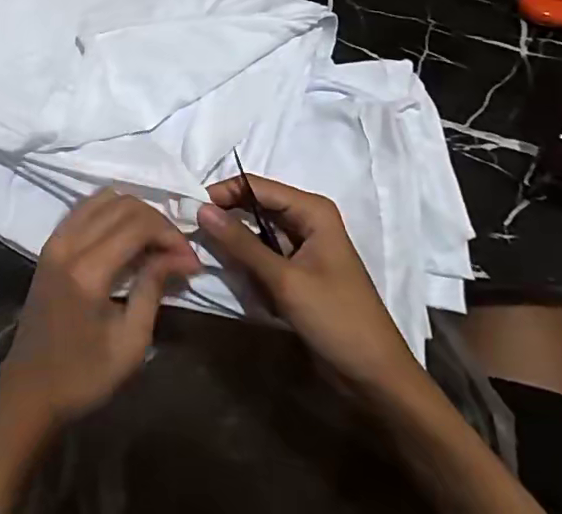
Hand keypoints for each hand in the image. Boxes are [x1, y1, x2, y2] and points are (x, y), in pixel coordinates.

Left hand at [0, 190, 201, 427]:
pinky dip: (112, 211)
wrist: (28, 393)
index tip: (191, 261)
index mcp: (87, 272)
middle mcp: (68, 245)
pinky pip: (86, 208)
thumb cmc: (83, 376)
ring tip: (155, 241)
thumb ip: (153, 288)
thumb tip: (180, 255)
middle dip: (158, 221)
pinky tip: (128, 235)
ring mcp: (55, 241)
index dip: (171, 235)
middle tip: (177, 252)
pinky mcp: (50, 244)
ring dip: (136, 212)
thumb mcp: (130, 342)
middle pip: (123, 205)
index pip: (139, 225)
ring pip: (104, 198)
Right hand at [197, 175, 422, 394]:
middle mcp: (308, 220)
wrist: (374, 374)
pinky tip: (231, 275)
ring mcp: (303, 246)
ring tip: (202, 254)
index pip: (257, 187)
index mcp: (312, 211)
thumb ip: (242, 244)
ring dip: (235, 244)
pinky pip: (264, 256)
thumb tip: (203, 210)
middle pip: (256, 206)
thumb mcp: (285, 280)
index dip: (223, 193)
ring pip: (257, 233)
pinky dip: (248, 264)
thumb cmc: (336, 318)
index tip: (188, 208)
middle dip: (226, 218)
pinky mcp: (298, 271)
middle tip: (188, 231)